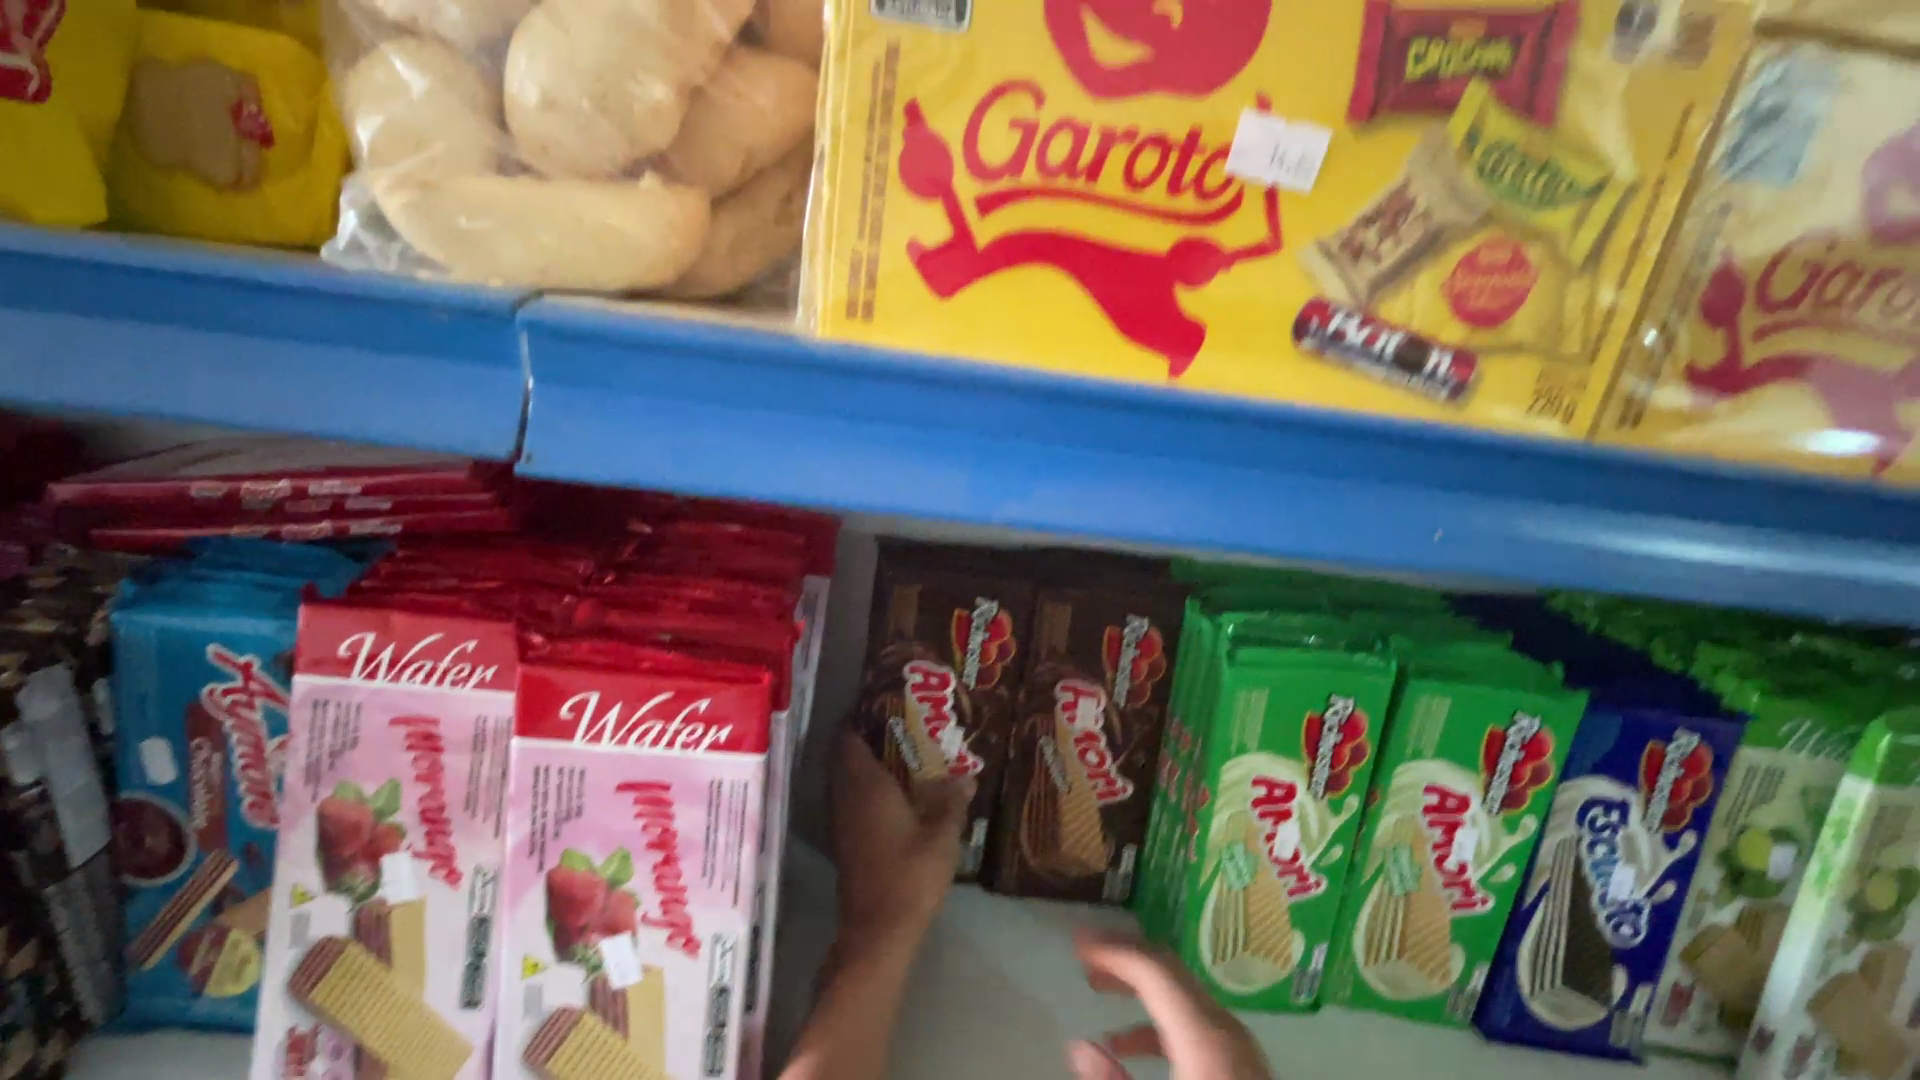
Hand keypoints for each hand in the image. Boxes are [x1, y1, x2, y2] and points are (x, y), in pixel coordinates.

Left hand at [830, 734, 974, 939]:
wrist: (878, 931)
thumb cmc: (910, 874)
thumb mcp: (943, 836)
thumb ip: (953, 801)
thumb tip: (967, 776)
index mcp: (866, 785)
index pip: (849, 737)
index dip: (860, 717)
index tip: (884, 704)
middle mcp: (846, 797)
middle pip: (846, 756)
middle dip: (868, 739)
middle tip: (901, 727)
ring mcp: (842, 821)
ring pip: (847, 780)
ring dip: (867, 766)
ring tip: (903, 756)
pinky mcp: (845, 842)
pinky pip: (852, 801)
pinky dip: (867, 790)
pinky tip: (896, 796)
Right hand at [1066, 930, 1272, 1079]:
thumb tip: (1080, 1047)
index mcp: (1203, 1038)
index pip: (1152, 970)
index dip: (1111, 952)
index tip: (1075, 945)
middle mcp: (1225, 1030)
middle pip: (1169, 972)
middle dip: (1123, 960)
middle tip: (1083, 959)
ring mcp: (1238, 1048)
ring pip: (1181, 994)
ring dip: (1138, 988)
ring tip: (1099, 991)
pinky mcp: (1242, 1067)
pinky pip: (1194, 1022)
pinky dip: (1157, 1020)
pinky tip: (1128, 1045)